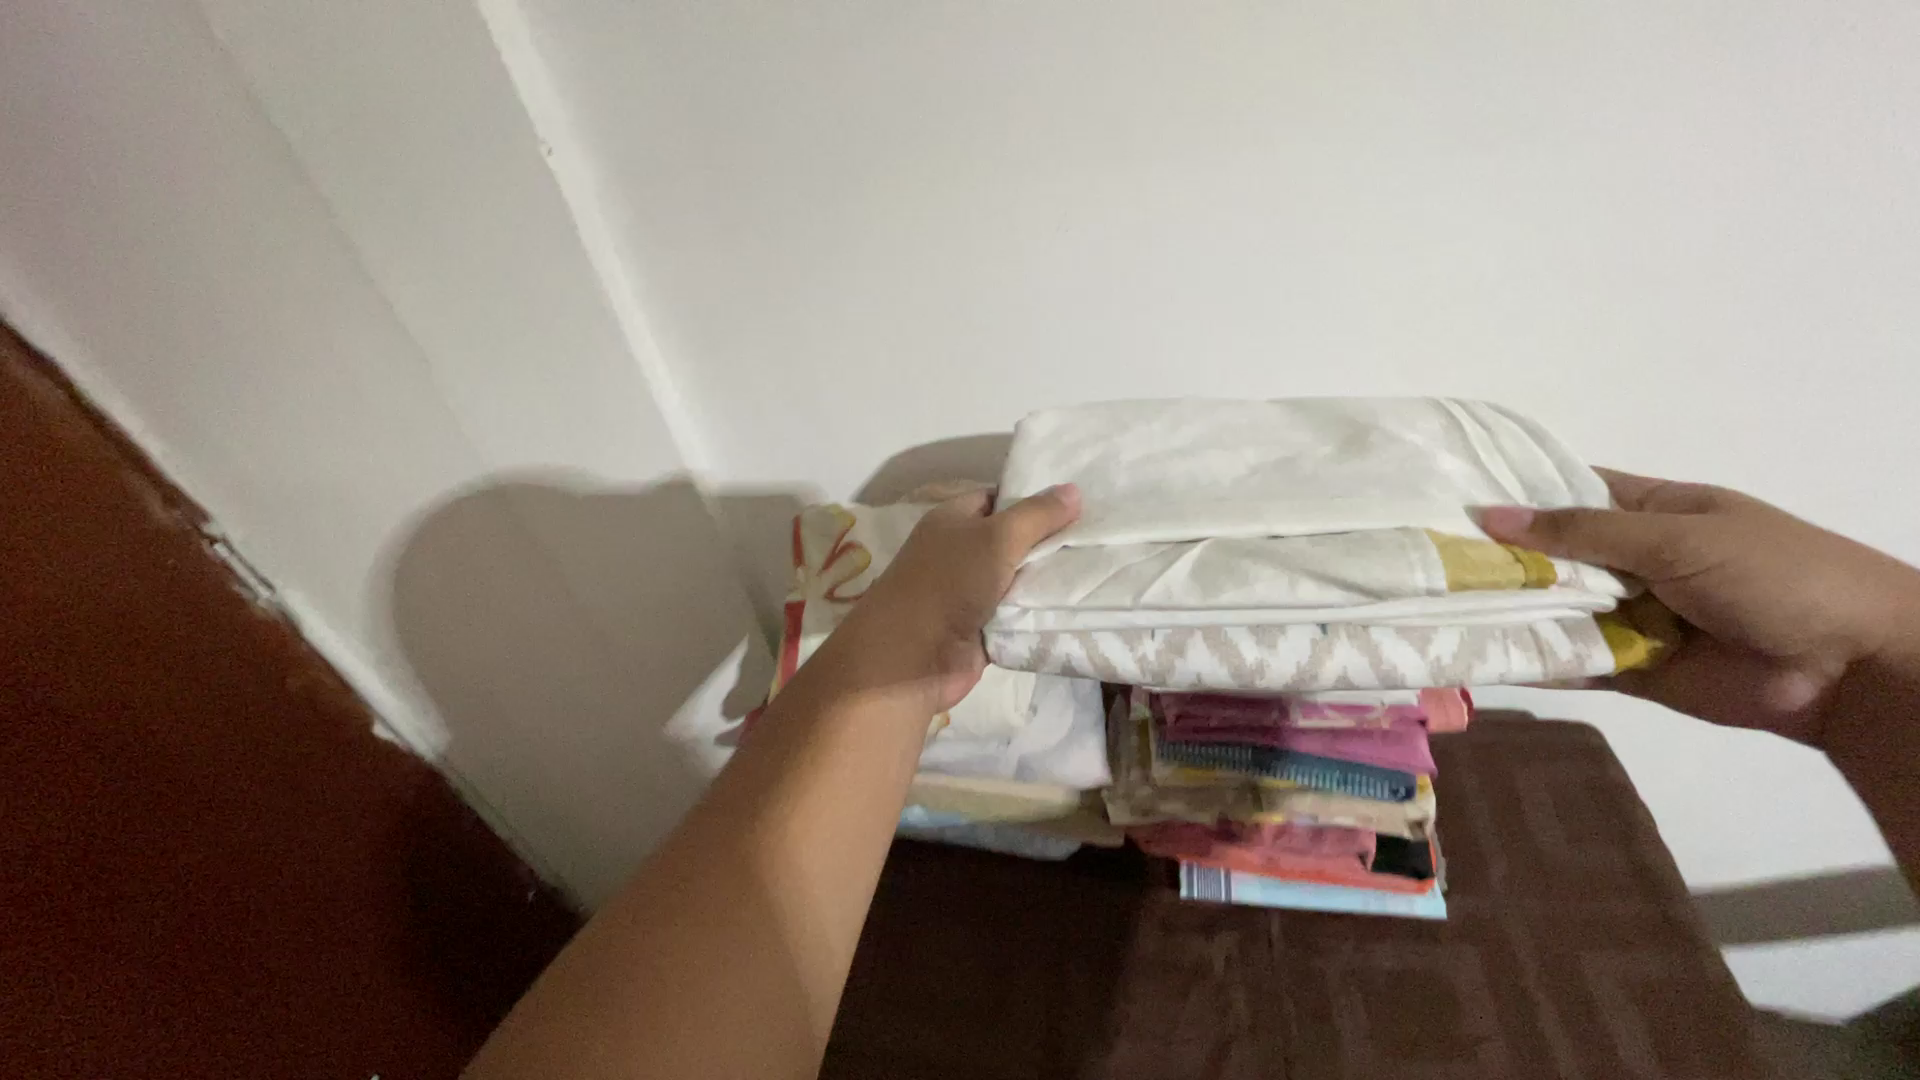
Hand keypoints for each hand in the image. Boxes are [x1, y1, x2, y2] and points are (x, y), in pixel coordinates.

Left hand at [803, 484, 1080, 715]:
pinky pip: (1020, 616)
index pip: (999, 499)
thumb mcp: (995, 538)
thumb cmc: (947, 584)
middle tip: (1101, 538)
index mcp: (954, 521)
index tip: (1080, 504)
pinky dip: (1042, 614)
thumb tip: (1073, 490)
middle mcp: (961, 553)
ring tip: (1103, 569)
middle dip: (1051, 542)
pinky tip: (1082, 606)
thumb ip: (1036, 516)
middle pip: (1015, 541)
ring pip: (1020, 581)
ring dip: (1051, 580)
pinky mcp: (983, 630)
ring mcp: (972, 594)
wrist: (911, 658)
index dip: (1035, 499)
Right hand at [1480, 469, 1919, 749]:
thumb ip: (1581, 532)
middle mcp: (1630, 562)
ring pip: (1551, 608)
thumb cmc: (1775, 576)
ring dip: (1507, 609)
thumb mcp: (1677, 538)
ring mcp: (1626, 615)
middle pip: (1549, 556)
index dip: (1516, 496)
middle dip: (1498, 558)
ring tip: (1439, 606)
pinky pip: (1567, 658)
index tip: (1449, 501)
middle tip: (1430, 560)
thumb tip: (1490, 515)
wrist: (1858, 671)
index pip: (1569, 494)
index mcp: (1650, 515)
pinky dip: (1530, 658)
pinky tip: (1477, 652)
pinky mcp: (1624, 665)